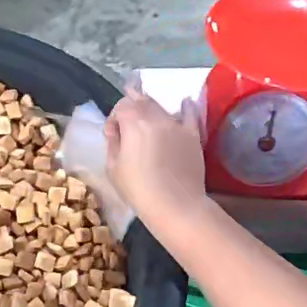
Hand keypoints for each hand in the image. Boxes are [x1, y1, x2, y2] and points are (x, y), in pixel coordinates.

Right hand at [105, 89, 207, 229]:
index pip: (122, 105)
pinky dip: (185, 107)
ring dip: (152, 110)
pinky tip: (184, 103)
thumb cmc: (138, 189)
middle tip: (128, 124)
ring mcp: (177, 124)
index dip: (115, 117)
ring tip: (148, 120)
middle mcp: (156, 116)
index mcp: (134, 122)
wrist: (175, 205)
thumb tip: (115, 130)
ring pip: (162, 107)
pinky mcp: (193, 135)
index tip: (113, 134)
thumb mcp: (113, 168)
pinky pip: (190, 114)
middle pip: (142, 101)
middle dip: (132, 108)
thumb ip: (112, 143)